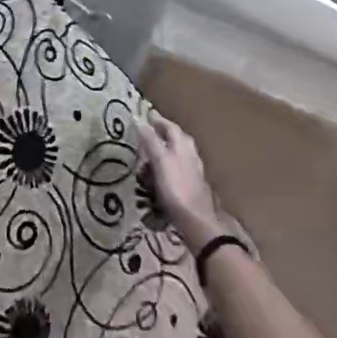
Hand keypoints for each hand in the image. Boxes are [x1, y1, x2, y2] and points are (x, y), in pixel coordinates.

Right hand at [141, 113, 226, 247]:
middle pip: (175, 138)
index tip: (145, 117)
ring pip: (177, 153)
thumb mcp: (160, 161)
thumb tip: (140, 120)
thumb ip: (151, 141)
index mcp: (183, 144)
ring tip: (151, 156)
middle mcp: (190, 153)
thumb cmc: (176, 188)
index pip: (169, 126)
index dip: (157, 121)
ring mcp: (193, 169)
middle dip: (161, 135)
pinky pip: (176, 168)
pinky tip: (161, 175)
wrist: (196, 220)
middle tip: (146, 137)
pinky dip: (166, 167)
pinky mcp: (192, 185)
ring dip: (164, 151)